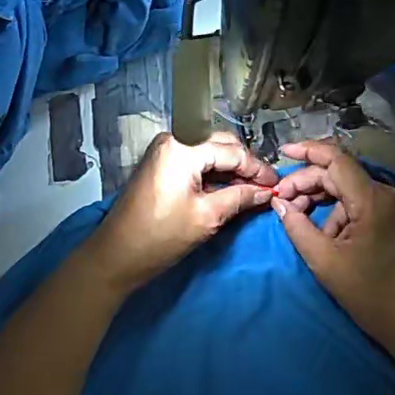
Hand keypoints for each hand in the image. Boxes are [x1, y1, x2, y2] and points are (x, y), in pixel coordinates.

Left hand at [83, 132, 278, 293]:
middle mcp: (174, 140)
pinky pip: (195, 161)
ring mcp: (165, 150)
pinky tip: (230, 189)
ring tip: (253, 189)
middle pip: (221, 144)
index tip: (277, 185)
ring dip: (231, 169)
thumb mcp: (207, 217)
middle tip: (267, 187)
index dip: (258, 169)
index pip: (232, 151)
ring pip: (209, 152)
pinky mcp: (161, 164)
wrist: (116, 255)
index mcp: (183, 147)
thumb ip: (240, 197)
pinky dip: (214, 174)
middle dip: (245, 165)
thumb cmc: (160, 236)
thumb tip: (267, 191)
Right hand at [270, 139, 394, 341]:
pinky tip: (322, 231)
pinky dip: (335, 209)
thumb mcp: (323, 260)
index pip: (336, 159)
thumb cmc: (367, 292)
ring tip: (297, 218)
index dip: (308, 151)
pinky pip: (356, 200)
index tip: (282, 153)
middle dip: (306, 182)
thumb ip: (297, 226)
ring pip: (345, 187)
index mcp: (371, 200)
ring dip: (319, 197)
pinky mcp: (391, 215)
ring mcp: (391, 203)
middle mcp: (385, 193)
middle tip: (281, 200)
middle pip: (338, 173)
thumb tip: (279, 202)